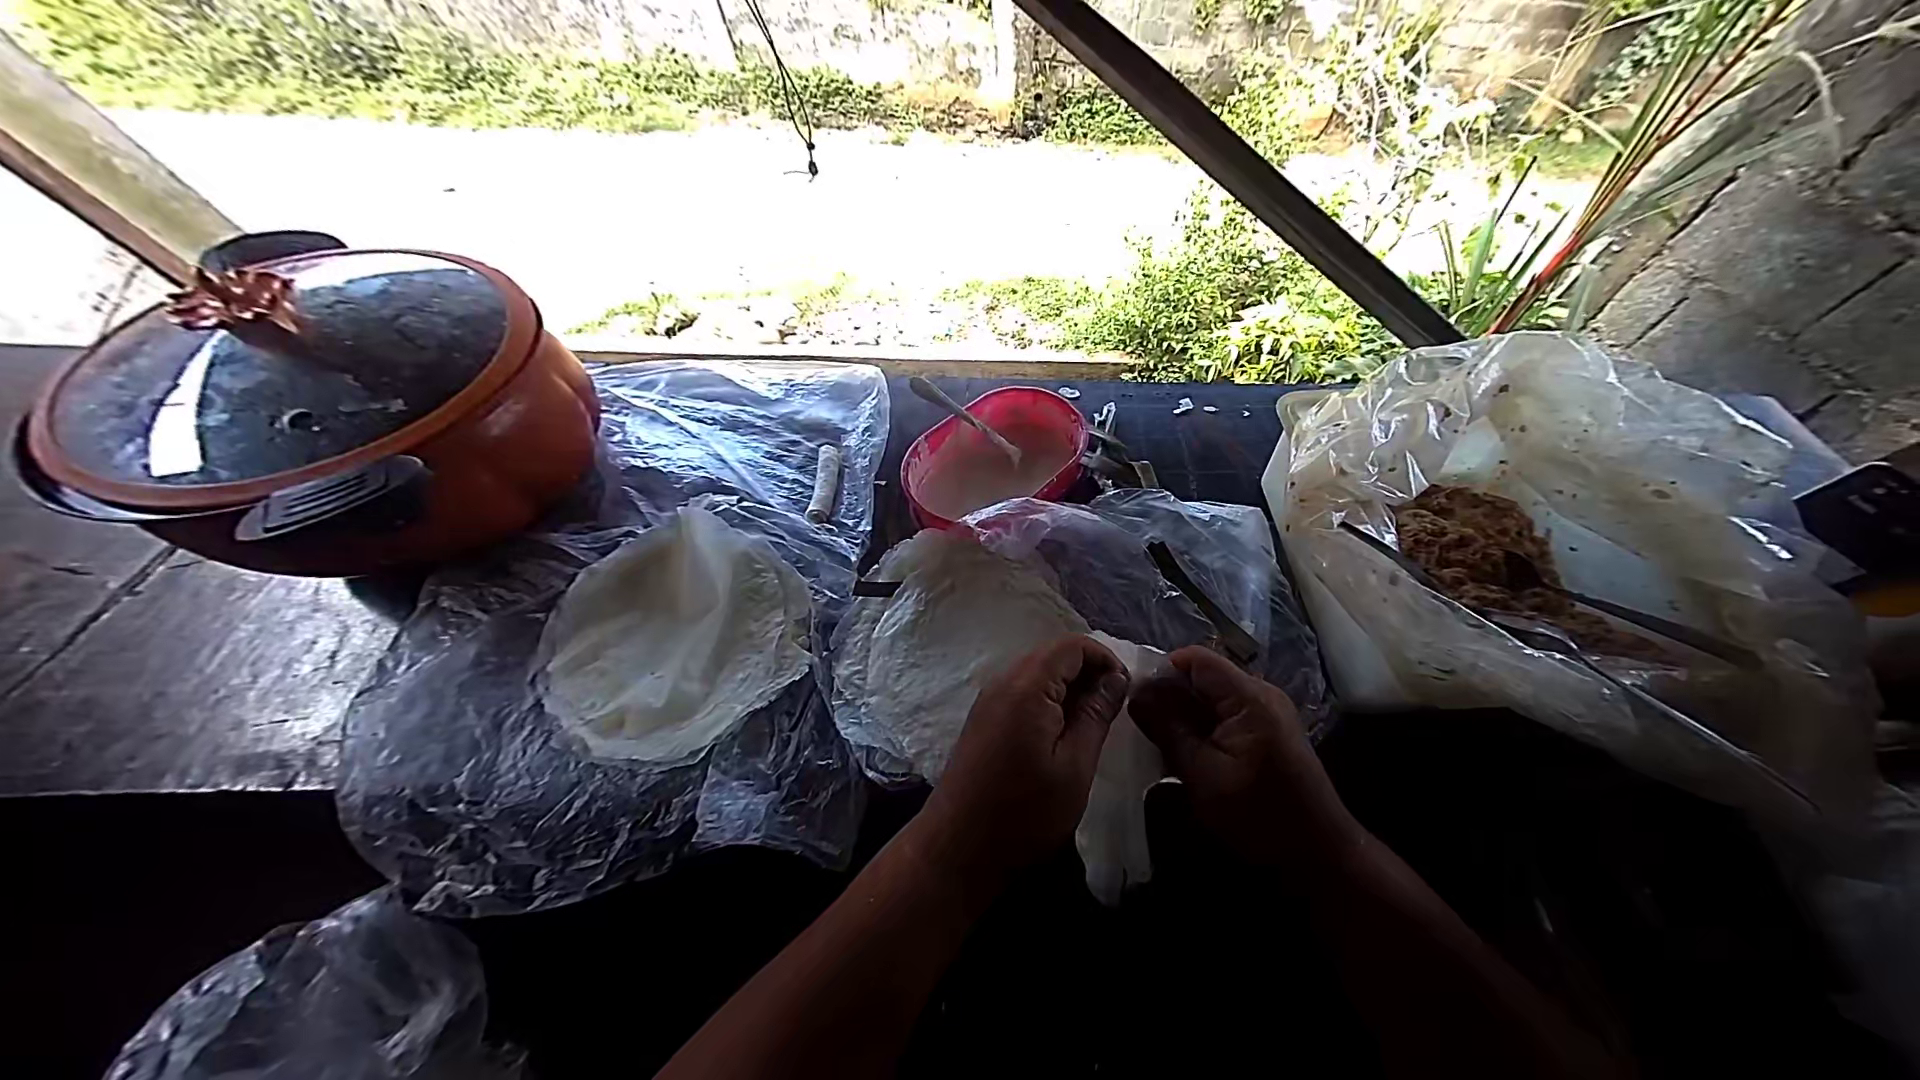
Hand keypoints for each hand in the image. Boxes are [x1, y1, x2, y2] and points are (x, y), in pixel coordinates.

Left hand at [915, 635, 1129, 883]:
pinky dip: (1048, 700)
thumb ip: (1096, 714)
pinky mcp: (984, 717)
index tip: (1126, 691)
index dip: (1105, 658)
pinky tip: (1062, 734)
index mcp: (1026, 687)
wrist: (959, 846)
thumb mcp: (1075, 766)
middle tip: (1113, 710)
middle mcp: (1003, 682)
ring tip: (1092, 725)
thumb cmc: (1024, 812)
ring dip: (1069, 688)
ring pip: (1038, 672)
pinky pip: (1022, 691)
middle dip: (1089, 672)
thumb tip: (1116, 678)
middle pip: (1053, 655)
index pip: (1072, 645)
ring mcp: (989, 699)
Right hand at [1129, 646, 1363, 877]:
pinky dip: (1200, 726)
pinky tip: (1184, 751)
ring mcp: (1266, 713)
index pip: (1195, 659)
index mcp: (1249, 697)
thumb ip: (1167, 727)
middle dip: (1168, 694)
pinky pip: (1223, 714)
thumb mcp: (1202, 773)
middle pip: (1202, 675)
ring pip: (1210, 696)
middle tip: (1139, 723)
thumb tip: (1136, 692)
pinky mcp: (1267, 732)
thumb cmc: (1260, 816)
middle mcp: (1261, 694)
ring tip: (1155, 738)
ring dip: (1182, 714)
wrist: (1320, 857)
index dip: (1160, 670)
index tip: (1134, 697)